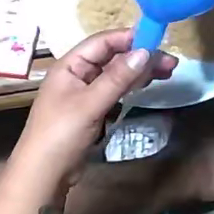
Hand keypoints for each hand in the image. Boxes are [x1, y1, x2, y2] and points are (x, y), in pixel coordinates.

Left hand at [10, 30, 176, 180]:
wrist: (43, 175)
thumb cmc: (61, 134)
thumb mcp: (90, 104)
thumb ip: (117, 78)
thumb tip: (145, 52)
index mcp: (70, 65)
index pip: (102, 42)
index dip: (129, 38)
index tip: (158, 39)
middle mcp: (76, 75)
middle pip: (111, 57)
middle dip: (140, 57)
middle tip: (170, 62)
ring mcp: (84, 93)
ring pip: (115, 74)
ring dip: (139, 72)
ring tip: (167, 72)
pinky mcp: (91, 111)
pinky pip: (114, 91)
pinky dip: (131, 87)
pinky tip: (146, 86)